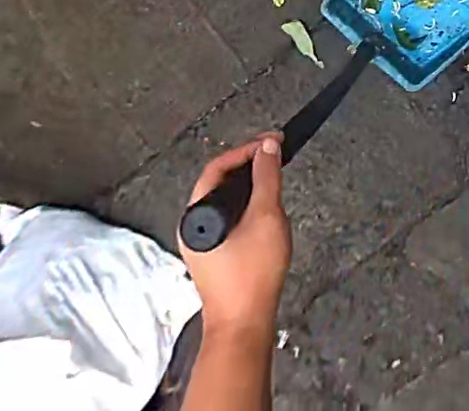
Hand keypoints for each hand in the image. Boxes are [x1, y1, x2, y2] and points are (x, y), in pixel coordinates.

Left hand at [181, 133, 291, 337]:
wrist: (244, 325)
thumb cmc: (253, 274)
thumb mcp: (266, 216)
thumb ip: (267, 176)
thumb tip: (268, 147)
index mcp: (196, 216)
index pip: (219, 167)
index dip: (247, 150)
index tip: (272, 142)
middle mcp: (193, 226)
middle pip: (219, 180)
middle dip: (249, 163)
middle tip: (274, 153)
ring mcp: (202, 241)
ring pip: (225, 198)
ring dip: (250, 182)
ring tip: (274, 174)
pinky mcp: (215, 253)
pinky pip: (229, 214)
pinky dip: (248, 201)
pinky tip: (266, 204)